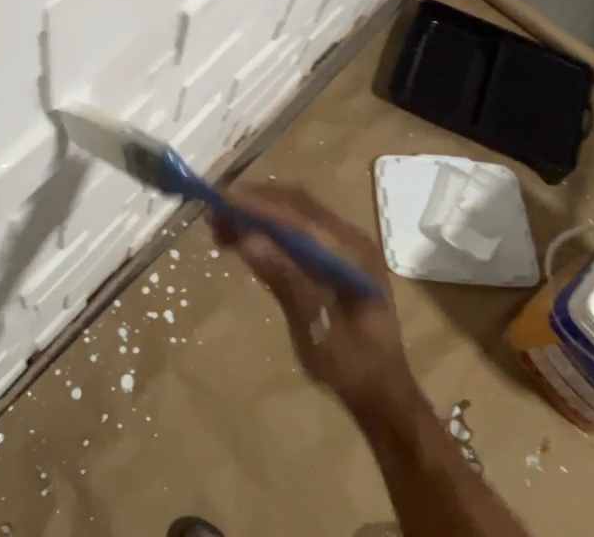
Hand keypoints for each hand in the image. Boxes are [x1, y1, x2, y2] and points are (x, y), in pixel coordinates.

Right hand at [212, 184, 416, 411]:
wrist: (380, 391)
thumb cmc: (351, 363)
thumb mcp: (315, 325)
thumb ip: (285, 278)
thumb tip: (248, 240)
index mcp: (352, 252)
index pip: (299, 216)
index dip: (258, 205)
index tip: (220, 202)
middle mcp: (349, 239)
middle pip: (295, 205)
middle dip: (253, 204)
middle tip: (213, 213)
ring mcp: (342, 247)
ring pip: (293, 214)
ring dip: (257, 215)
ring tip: (219, 226)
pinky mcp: (331, 258)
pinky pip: (295, 231)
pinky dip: (266, 230)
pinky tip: (242, 241)